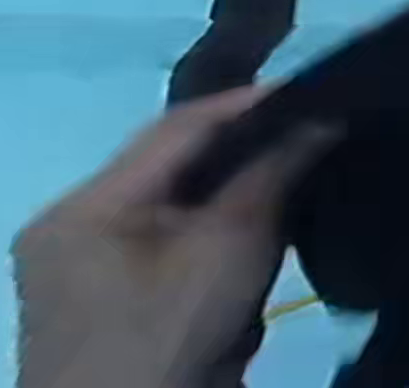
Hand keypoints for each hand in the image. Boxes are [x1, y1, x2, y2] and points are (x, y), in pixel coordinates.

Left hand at [13, 88, 333, 387]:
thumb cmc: (176, 322)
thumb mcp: (237, 235)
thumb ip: (281, 163)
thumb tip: (328, 112)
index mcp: (86, 205)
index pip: (181, 124)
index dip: (255, 99)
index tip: (322, 85)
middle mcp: (79, 217)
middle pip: (180, 149)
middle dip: (254, 126)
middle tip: (322, 110)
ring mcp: (94, 249)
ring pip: (186, 177)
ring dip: (247, 157)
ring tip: (310, 138)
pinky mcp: (122, 272)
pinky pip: (184, 207)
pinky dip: (232, 189)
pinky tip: (277, 182)